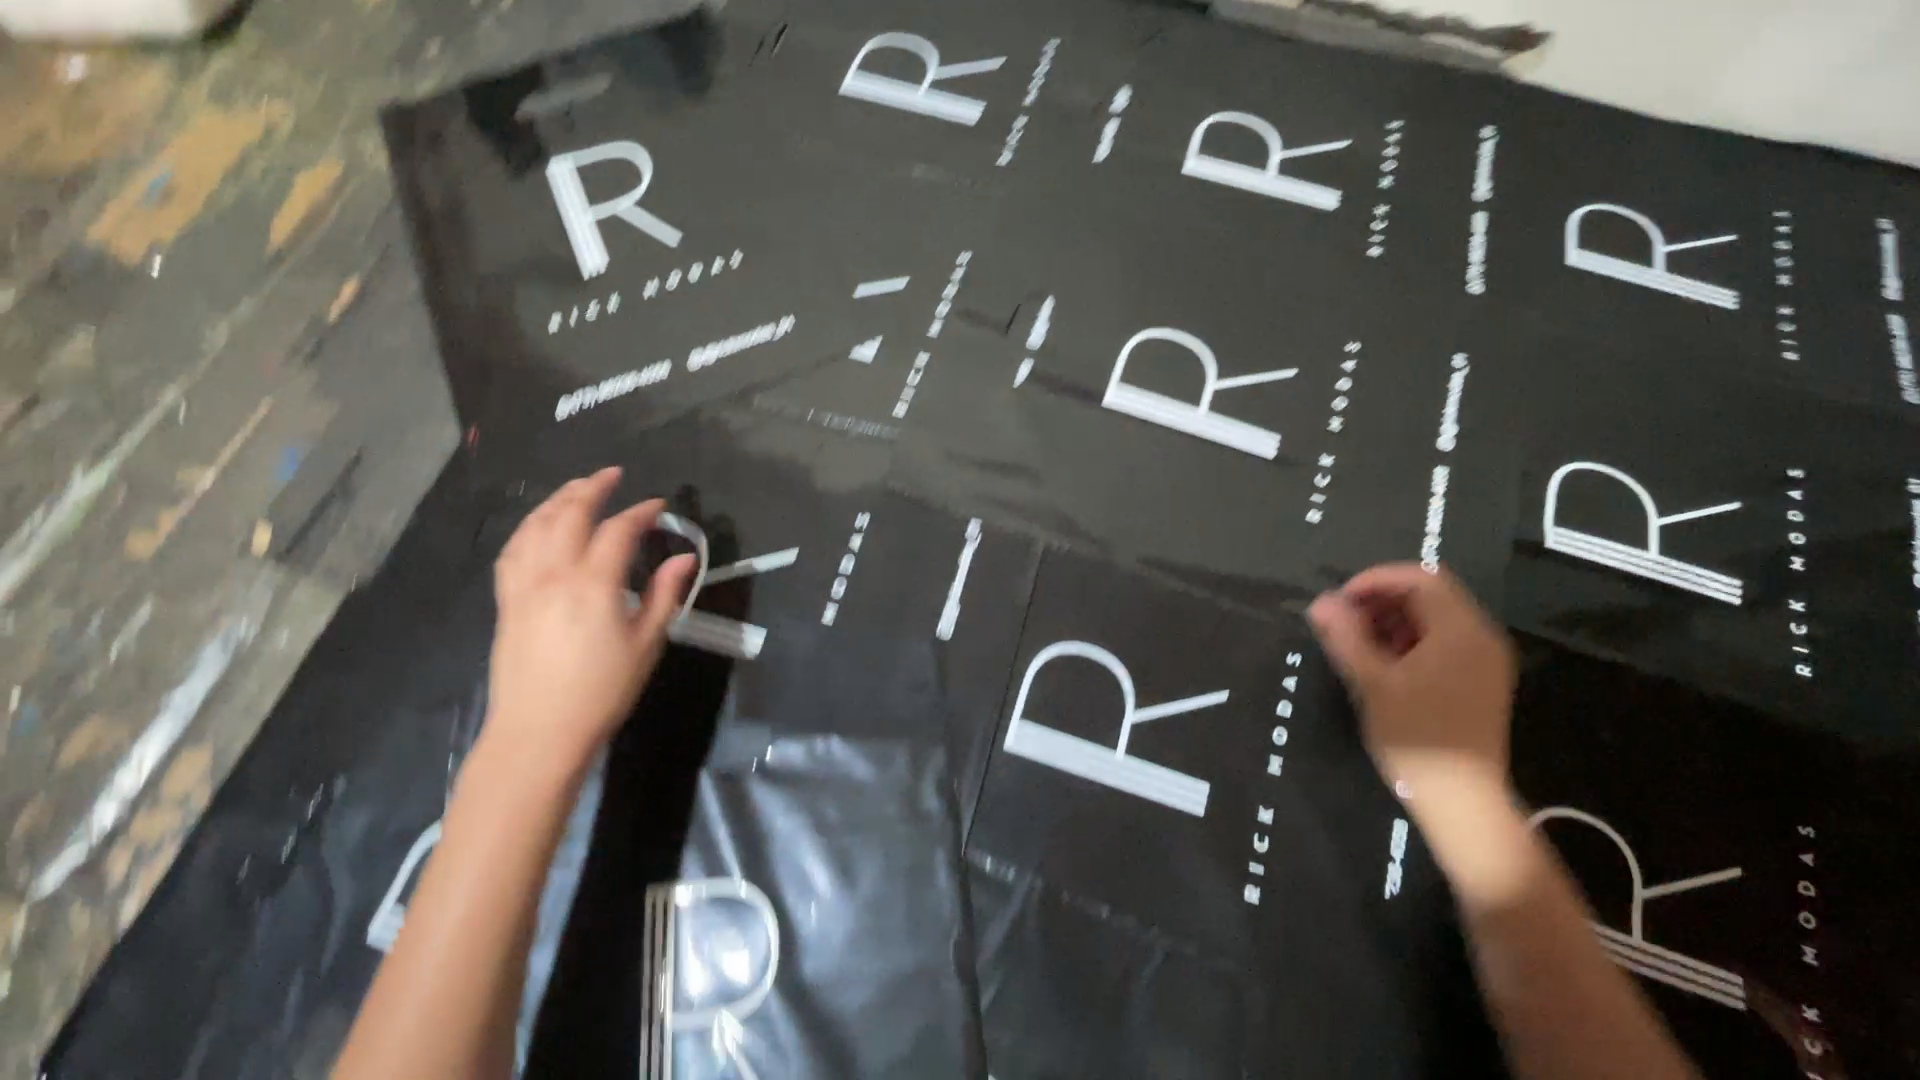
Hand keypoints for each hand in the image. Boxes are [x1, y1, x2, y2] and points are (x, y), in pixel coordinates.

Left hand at [486, 467, 696, 771]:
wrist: (540, 730)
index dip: (640, 512)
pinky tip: (538, 526)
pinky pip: (512, 551)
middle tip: (612, 475)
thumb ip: (665, 595)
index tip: (659, 505)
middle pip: (569, 514)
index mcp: (594, 584)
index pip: (618, 530)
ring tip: (576, 488)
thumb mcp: (646, 644)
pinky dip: (528, 528)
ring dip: (557, 500)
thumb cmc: (603, 691)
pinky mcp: (507, 602)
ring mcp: (524, 586)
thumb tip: (684, 557)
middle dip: (592, 488)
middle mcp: (554, 574)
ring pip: (535, 526)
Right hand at [1308, 564, 1525, 901]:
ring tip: (1355, 644)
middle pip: (1429, 595)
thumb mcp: (1372, 684)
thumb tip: (1320, 602)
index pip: (1419, 579)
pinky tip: (1380, 664)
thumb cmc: (1416, 737)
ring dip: (1391, 621)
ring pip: (1433, 619)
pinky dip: (1408, 641)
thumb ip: (1345, 636)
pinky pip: (1442, 643)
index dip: (1374, 581)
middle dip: (1380, 601)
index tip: (1337, 602)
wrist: (1461, 801)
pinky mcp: (1478, 681)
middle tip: (1341, 623)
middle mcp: (1481, 637)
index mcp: (1461, 631)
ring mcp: (1483, 660)